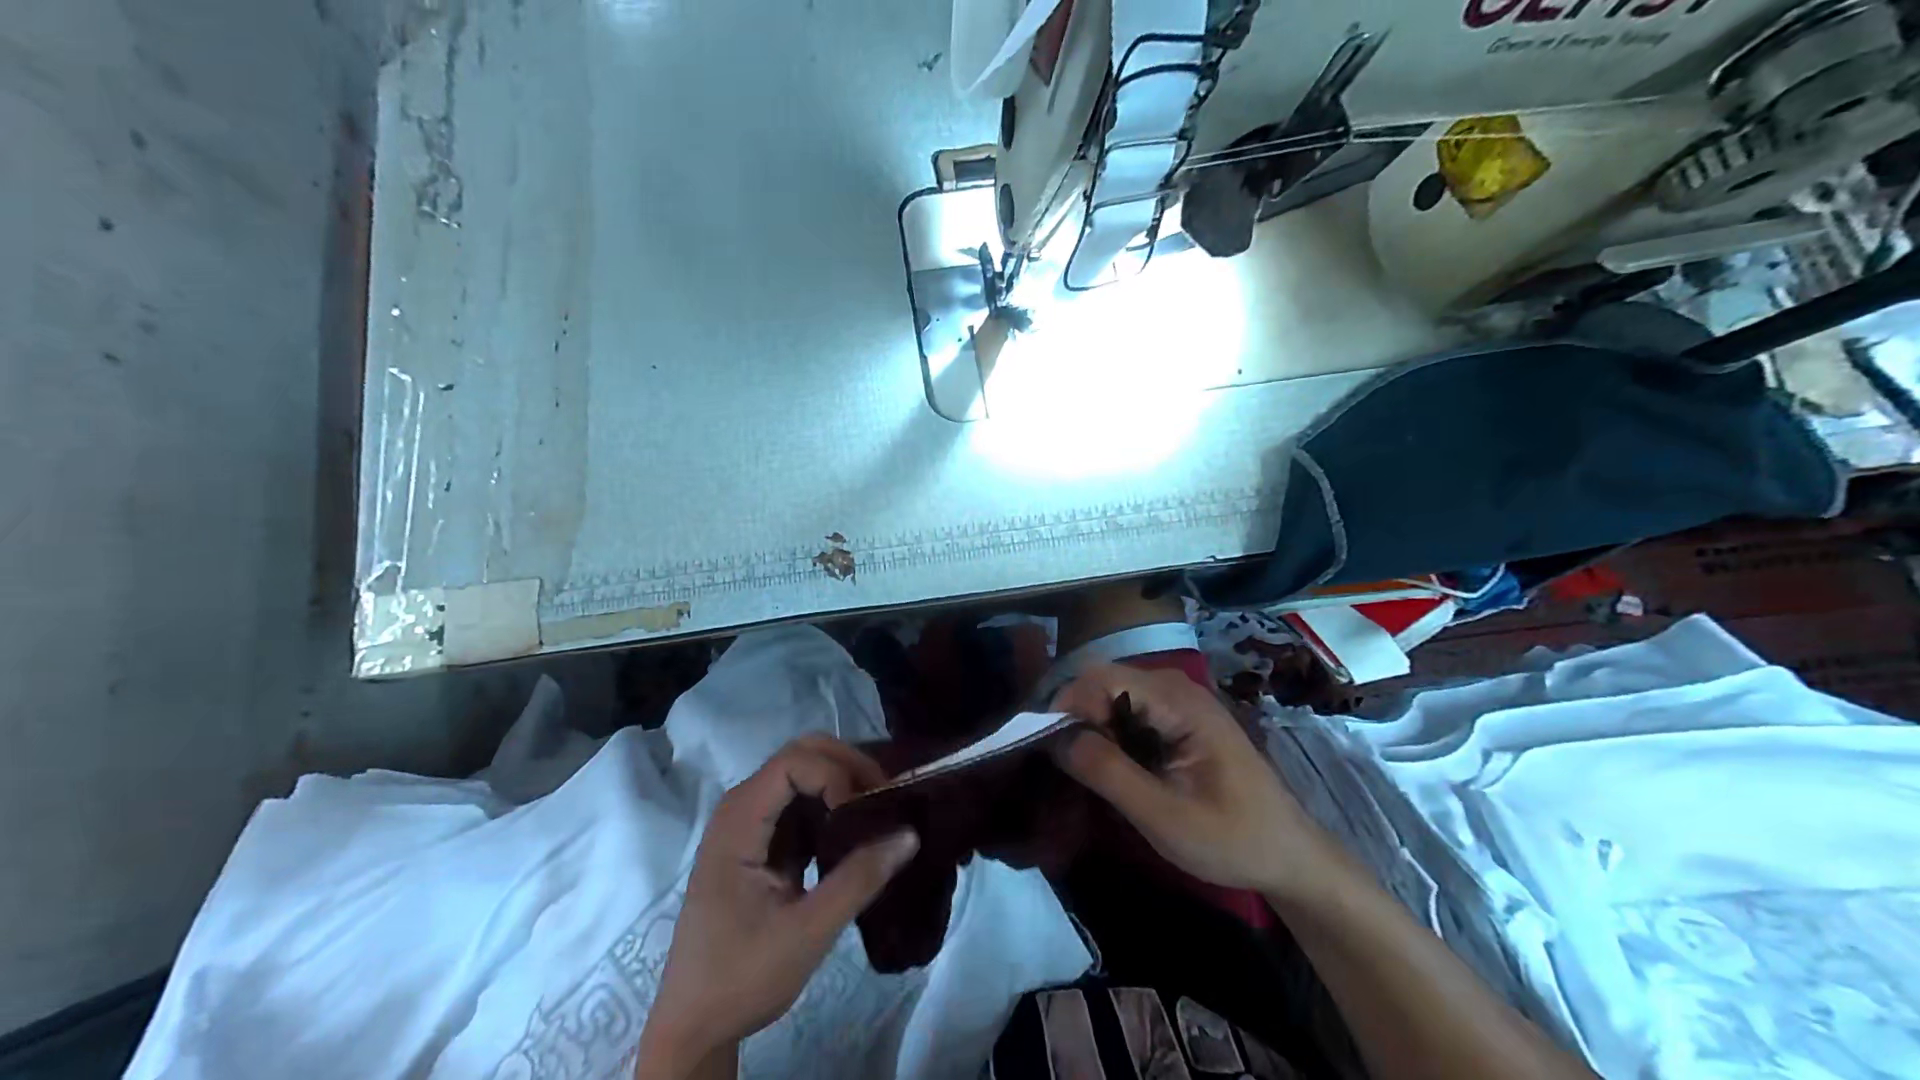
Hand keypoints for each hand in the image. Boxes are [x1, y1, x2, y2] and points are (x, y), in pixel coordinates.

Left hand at [635, 737, 919, 1079]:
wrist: (695, 1023)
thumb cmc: (742, 976)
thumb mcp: (807, 932)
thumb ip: (859, 879)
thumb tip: (910, 833)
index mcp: (739, 822)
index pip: (793, 762)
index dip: (835, 775)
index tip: (865, 813)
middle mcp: (740, 808)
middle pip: (799, 755)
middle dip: (847, 766)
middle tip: (885, 797)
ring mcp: (749, 823)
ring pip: (802, 774)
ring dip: (843, 782)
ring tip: (879, 811)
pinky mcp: (760, 842)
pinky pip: (800, 803)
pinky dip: (833, 805)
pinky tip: (858, 830)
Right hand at [1051, 664, 1340, 899]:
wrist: (1289, 856)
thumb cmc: (1232, 839)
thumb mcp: (1164, 816)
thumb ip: (1108, 773)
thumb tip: (1055, 738)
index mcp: (1180, 703)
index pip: (1102, 677)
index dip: (1069, 705)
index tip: (1050, 748)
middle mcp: (1177, 689)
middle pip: (1104, 681)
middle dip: (1075, 716)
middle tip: (1063, 763)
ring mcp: (1179, 703)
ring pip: (1112, 695)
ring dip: (1090, 726)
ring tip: (1081, 768)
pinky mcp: (1177, 720)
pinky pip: (1128, 711)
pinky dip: (1108, 733)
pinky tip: (1109, 767)